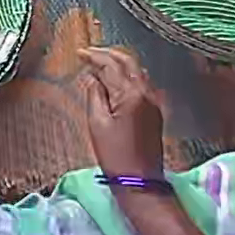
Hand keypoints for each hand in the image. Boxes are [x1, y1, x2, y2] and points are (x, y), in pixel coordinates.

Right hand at [79, 47, 165, 178]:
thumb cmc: (115, 154)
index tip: (80, 53)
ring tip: (100, 64)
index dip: (94, 57)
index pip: (111, 66)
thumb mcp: (97, 123)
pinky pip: (141, 84)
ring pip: (137, 71)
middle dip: (108, 54)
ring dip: (119, 63)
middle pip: (128, 63)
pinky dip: (127, 76)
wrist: (140, 182)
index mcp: (131, 94)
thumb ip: (94, 94)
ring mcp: (154, 102)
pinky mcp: (155, 112)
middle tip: (90, 53)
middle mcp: (146, 93)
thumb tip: (91, 77)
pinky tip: (115, 81)